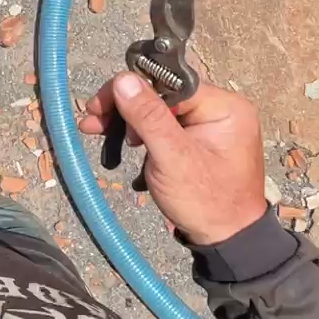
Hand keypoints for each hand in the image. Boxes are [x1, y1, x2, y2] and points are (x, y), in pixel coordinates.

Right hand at [79, 73, 264, 244]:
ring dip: (125, 118)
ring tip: (98, 130)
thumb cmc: (206, 202)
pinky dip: (136, 130)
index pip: (167, 82)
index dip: (130, 91)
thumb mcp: (172, 158)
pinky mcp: (193, 137)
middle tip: (93, 120)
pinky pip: (160, 123)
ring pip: (155, 107)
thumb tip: (123, 78)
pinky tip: (119, 140)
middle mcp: (218, 108)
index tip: (99, 105)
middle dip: (123, 106)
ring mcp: (206, 123)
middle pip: (159, 92)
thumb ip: (148, 117)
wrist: (226, 240)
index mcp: (224, 107)